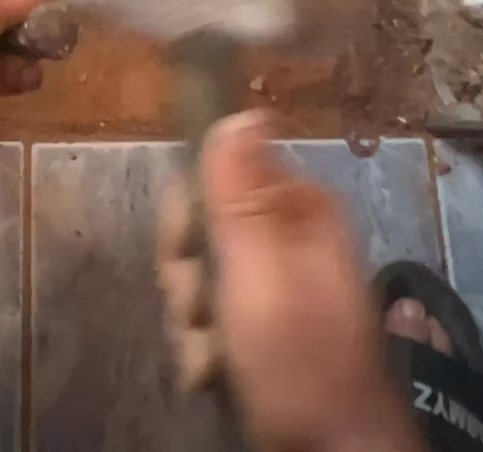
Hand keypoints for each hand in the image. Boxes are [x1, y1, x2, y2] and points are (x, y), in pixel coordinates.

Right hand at [158, 111, 419, 451]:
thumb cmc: (298, 355)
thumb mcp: (262, 268)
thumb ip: (241, 193)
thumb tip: (240, 110)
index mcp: (293, 208)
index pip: (213, 172)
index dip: (187, 212)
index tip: (185, 250)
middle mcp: (283, 236)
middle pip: (199, 225)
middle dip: (187, 274)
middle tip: (199, 310)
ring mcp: (271, 282)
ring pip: (197, 274)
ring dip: (192, 317)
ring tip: (213, 355)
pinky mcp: (258, 324)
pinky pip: (208, 314)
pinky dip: (203, 345)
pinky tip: (216, 371)